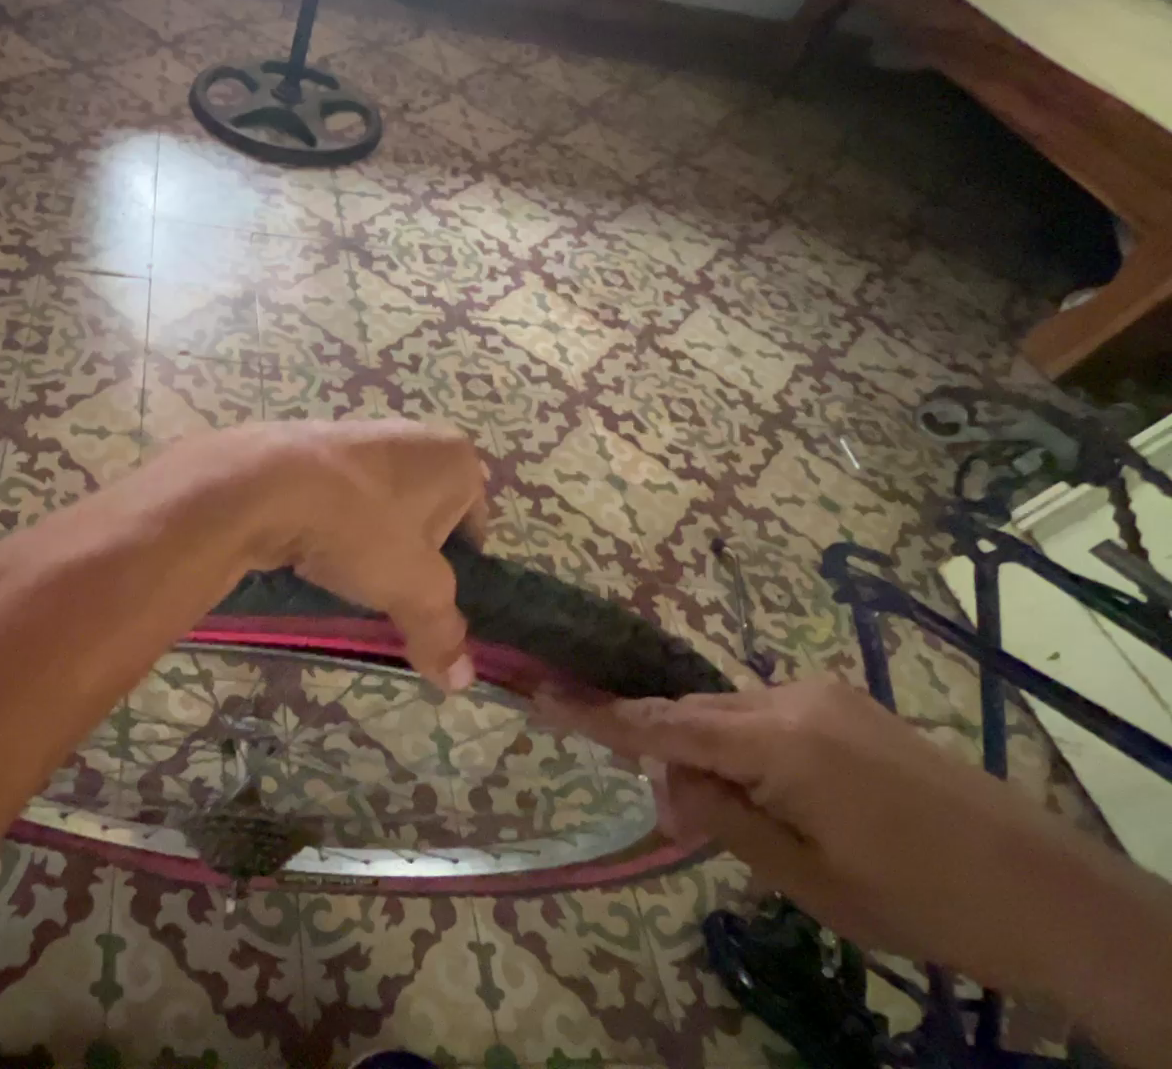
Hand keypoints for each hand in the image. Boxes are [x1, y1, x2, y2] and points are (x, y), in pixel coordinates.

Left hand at [175, 421, 486, 689]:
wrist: (262, 485)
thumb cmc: (360, 528)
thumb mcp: (413, 590)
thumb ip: (440, 632)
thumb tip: (462, 681)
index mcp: (453, 458)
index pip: (473, 526)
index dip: (455, 569)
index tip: (428, 599)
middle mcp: (410, 436)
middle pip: (422, 514)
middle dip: (407, 553)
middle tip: (387, 591)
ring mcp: (354, 435)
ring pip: (373, 505)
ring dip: (363, 539)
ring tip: (344, 576)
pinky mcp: (305, 446)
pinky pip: (330, 497)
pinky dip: (324, 523)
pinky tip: (307, 551)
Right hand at [568, 681, 1157, 1000]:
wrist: (1059, 898)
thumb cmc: (919, 901)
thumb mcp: (799, 877)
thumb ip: (717, 817)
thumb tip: (665, 780)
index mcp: (776, 742)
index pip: (658, 724)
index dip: (593, 715)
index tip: (537, 694)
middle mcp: (793, 699)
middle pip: (690, 712)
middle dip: (657, 747)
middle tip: (656, 801)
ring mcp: (826, 696)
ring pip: (726, 714)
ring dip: (704, 751)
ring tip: (722, 811)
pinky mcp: (849, 705)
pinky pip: (763, 715)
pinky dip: (740, 745)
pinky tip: (760, 788)